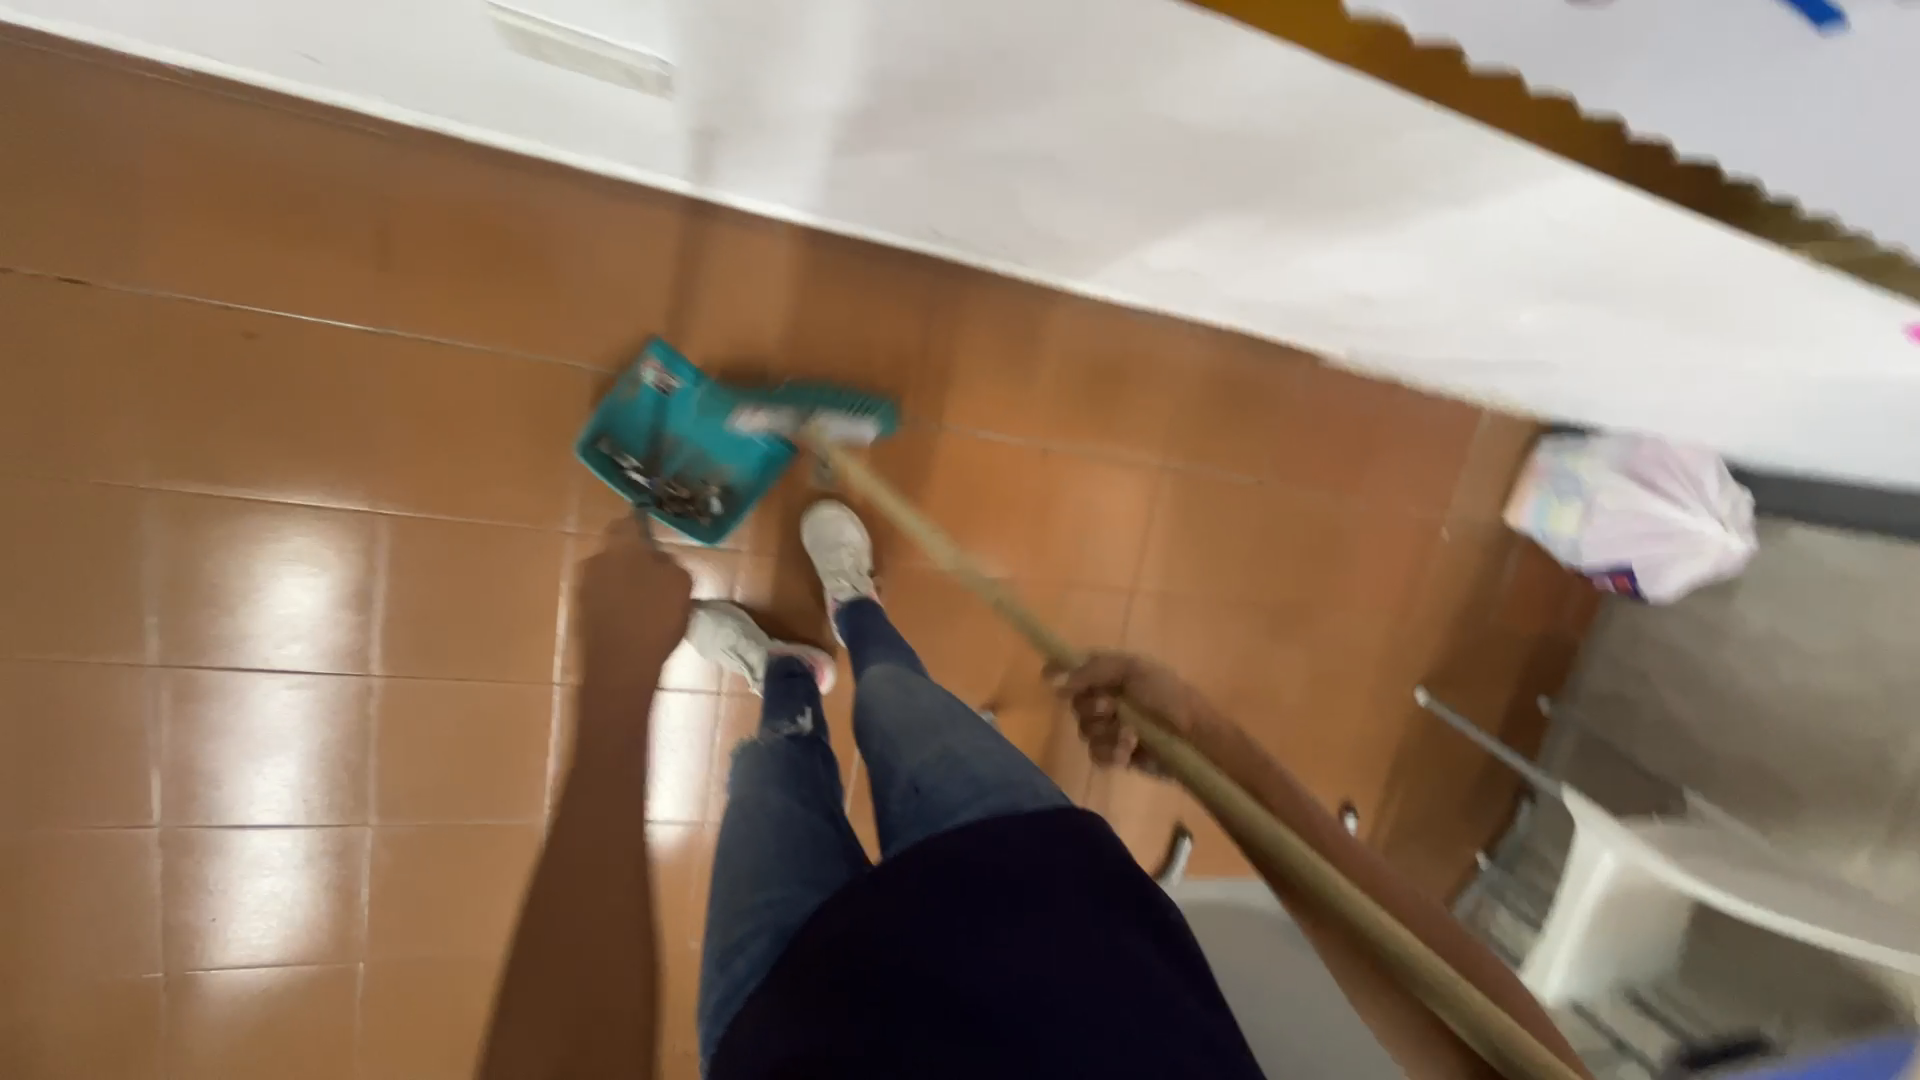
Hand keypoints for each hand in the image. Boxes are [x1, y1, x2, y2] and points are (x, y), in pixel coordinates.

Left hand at [577, 518, 692, 684]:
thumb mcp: (682, 584)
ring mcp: (582, 585)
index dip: (645, 523)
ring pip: (608, 571)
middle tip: (656, 567)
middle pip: (616, 546)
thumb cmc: (657, 619)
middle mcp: (596, 558)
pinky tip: (632, 615)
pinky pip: (602, 594)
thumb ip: (670, 563)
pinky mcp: (578, 610)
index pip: (631, 520)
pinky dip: (616, 599)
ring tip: (646, 596)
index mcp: (622, 545)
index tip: (657, 531)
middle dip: (634, 553)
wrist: (619, 668)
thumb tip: (658, 559)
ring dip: (624, 577)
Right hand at [1049, 652, 1211, 775]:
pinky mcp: (1116, 754)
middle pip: (1075, 703)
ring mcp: (1110, 728)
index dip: (1060, 673)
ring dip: (1106, 733)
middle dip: (1093, 708)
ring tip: (1130, 735)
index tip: (1051, 681)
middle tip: (1113, 708)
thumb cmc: (1165, 695)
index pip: (1074, 668)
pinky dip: (1110, 753)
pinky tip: (1128, 752)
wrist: (1194, 737)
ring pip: (1084, 730)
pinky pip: (1096, 754)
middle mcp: (1105, 698)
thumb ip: (1090, 672)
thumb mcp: (1130, 670)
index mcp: (1109, 673)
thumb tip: (1051, 681)